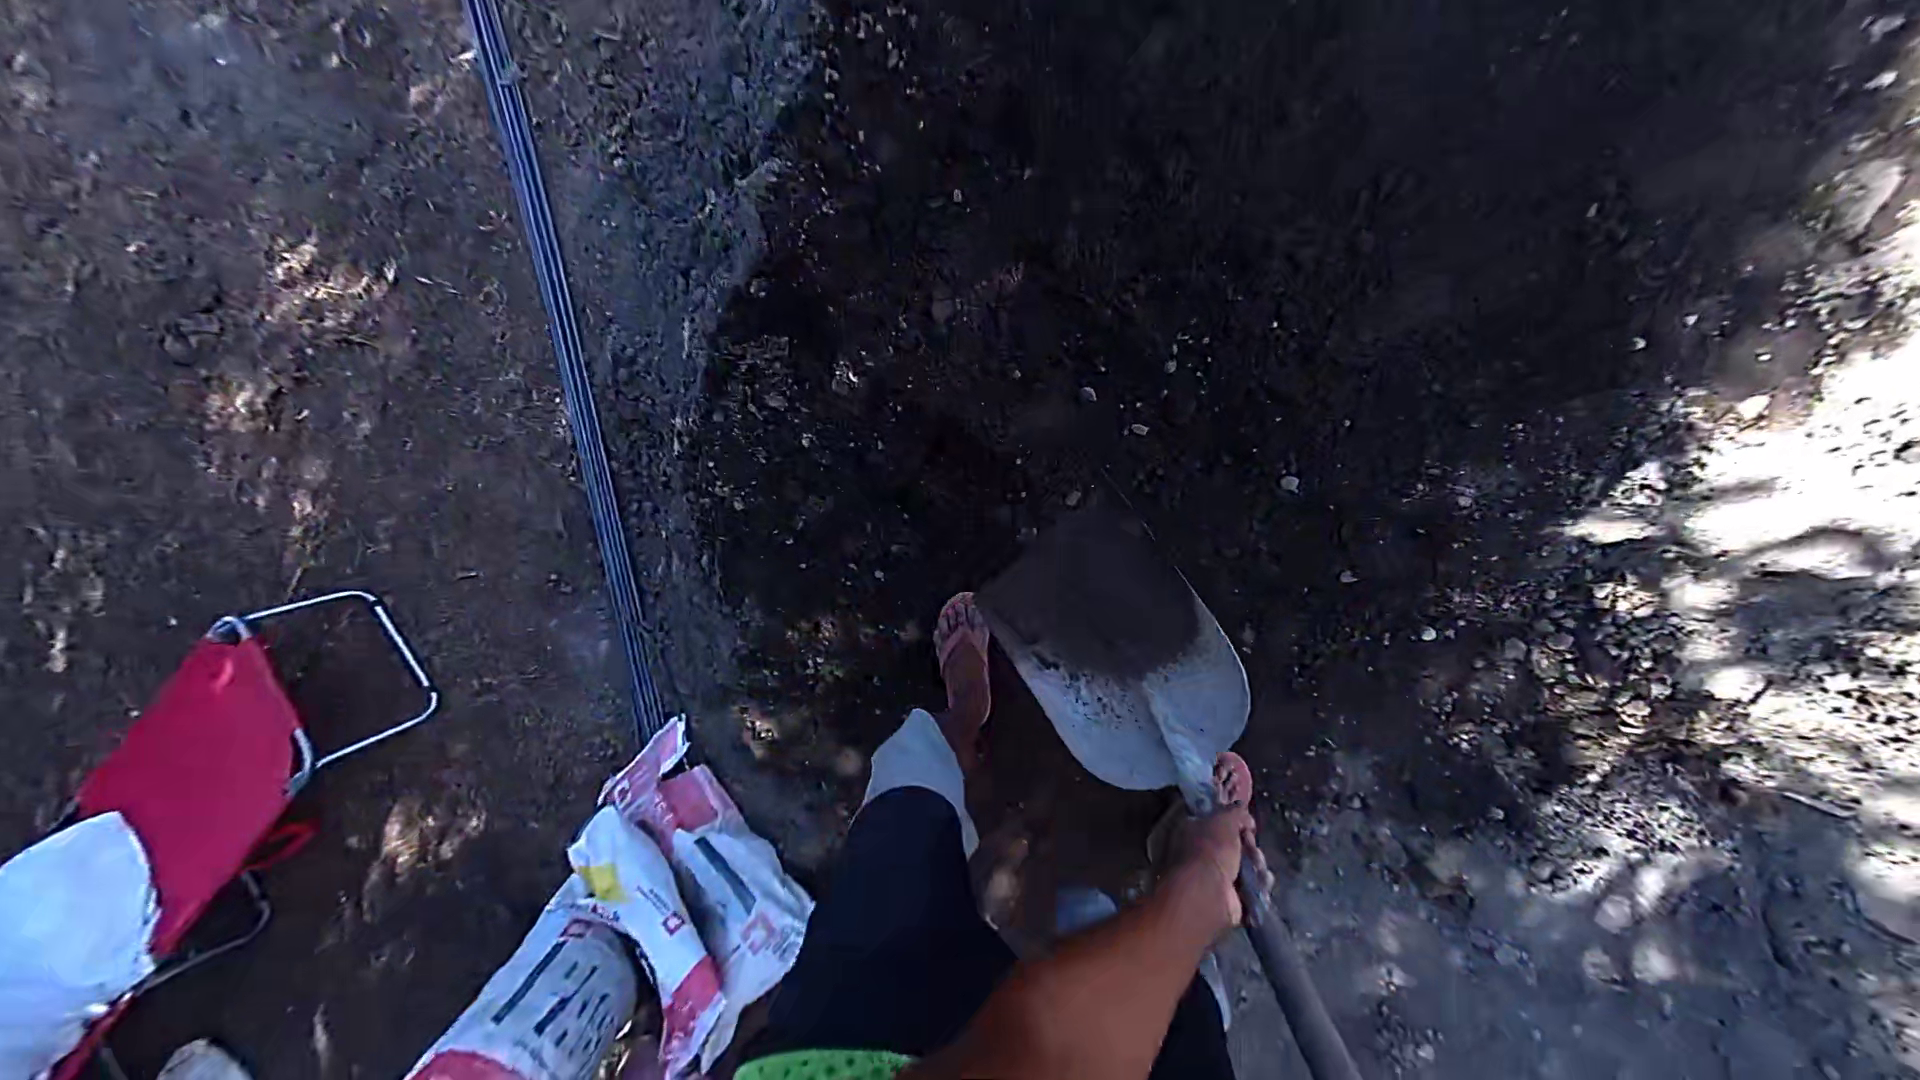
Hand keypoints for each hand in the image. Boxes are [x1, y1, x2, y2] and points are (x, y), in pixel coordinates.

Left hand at [1166, 800, 1267, 931]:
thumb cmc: (1210, 849)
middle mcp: (1201, 853)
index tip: (1248, 827)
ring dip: (1257, 867)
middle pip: (1236, 846)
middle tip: (1253, 851)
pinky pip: (1250, 888)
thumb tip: (1243, 810)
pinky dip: (1259, 886)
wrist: (1208, 892)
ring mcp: (1214, 877)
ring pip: (1246, 867)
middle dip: (1250, 848)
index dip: (1237, 825)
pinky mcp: (1229, 899)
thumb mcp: (1223, 820)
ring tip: (1258, 869)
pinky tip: (1262, 883)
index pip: (1219, 824)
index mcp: (1193, 830)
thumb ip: (1235, 813)